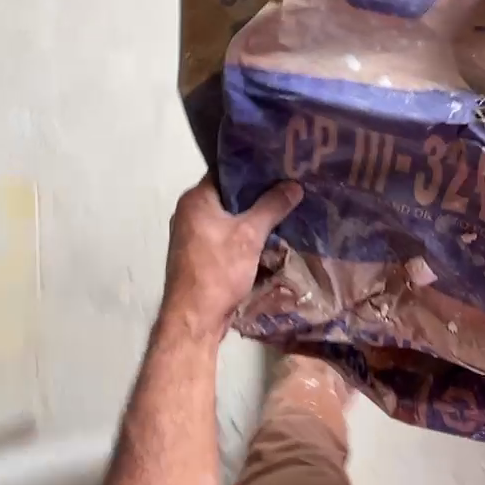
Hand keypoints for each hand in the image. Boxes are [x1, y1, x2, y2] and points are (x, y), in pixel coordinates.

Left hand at [161, 178, 303, 343]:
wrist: (194, 320)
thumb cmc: (218, 271)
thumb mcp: (250, 235)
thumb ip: (272, 206)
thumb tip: (295, 184)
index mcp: (195, 199)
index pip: (226, 170)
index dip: (253, 166)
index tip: (279, 164)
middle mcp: (189, 212)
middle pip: (228, 193)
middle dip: (257, 191)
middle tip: (288, 183)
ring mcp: (192, 234)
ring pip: (228, 215)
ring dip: (252, 214)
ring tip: (283, 205)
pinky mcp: (199, 253)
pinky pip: (225, 232)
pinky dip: (244, 231)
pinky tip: (268, 232)